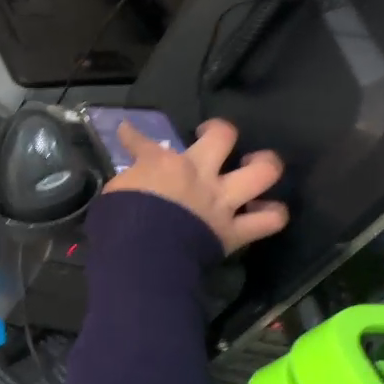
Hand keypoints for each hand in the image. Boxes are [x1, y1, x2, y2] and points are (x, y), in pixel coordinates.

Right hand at [105, 118, 288, 254]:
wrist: (142, 252)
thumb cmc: (119, 220)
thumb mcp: (114, 191)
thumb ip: (130, 178)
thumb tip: (135, 176)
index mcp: (164, 164)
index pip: (142, 141)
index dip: (132, 134)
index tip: (127, 130)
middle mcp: (200, 175)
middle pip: (223, 137)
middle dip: (218, 130)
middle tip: (210, 135)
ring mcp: (223, 201)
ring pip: (263, 172)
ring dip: (263, 165)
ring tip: (255, 165)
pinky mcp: (235, 230)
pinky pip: (269, 220)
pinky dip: (270, 214)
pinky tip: (262, 211)